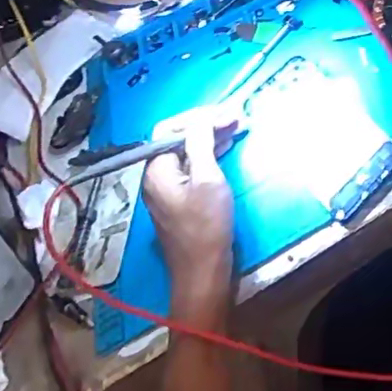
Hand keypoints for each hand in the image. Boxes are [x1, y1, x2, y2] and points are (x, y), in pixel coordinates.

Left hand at [143, 117, 234, 330]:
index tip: (225, 114)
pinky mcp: (179, 201)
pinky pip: (191, 167)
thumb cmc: (207, 226)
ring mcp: (166, 190)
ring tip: (236, 127)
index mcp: (156, 169)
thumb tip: (200, 118)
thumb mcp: (208, 179)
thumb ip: (201, 143)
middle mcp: (155, 176)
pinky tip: (225, 148)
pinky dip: (208, 155)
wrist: (203, 277)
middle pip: (178, 139)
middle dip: (206, 126)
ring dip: (210, 139)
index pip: (171, 127)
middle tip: (235, 118)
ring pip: (187, 152)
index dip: (198, 117)